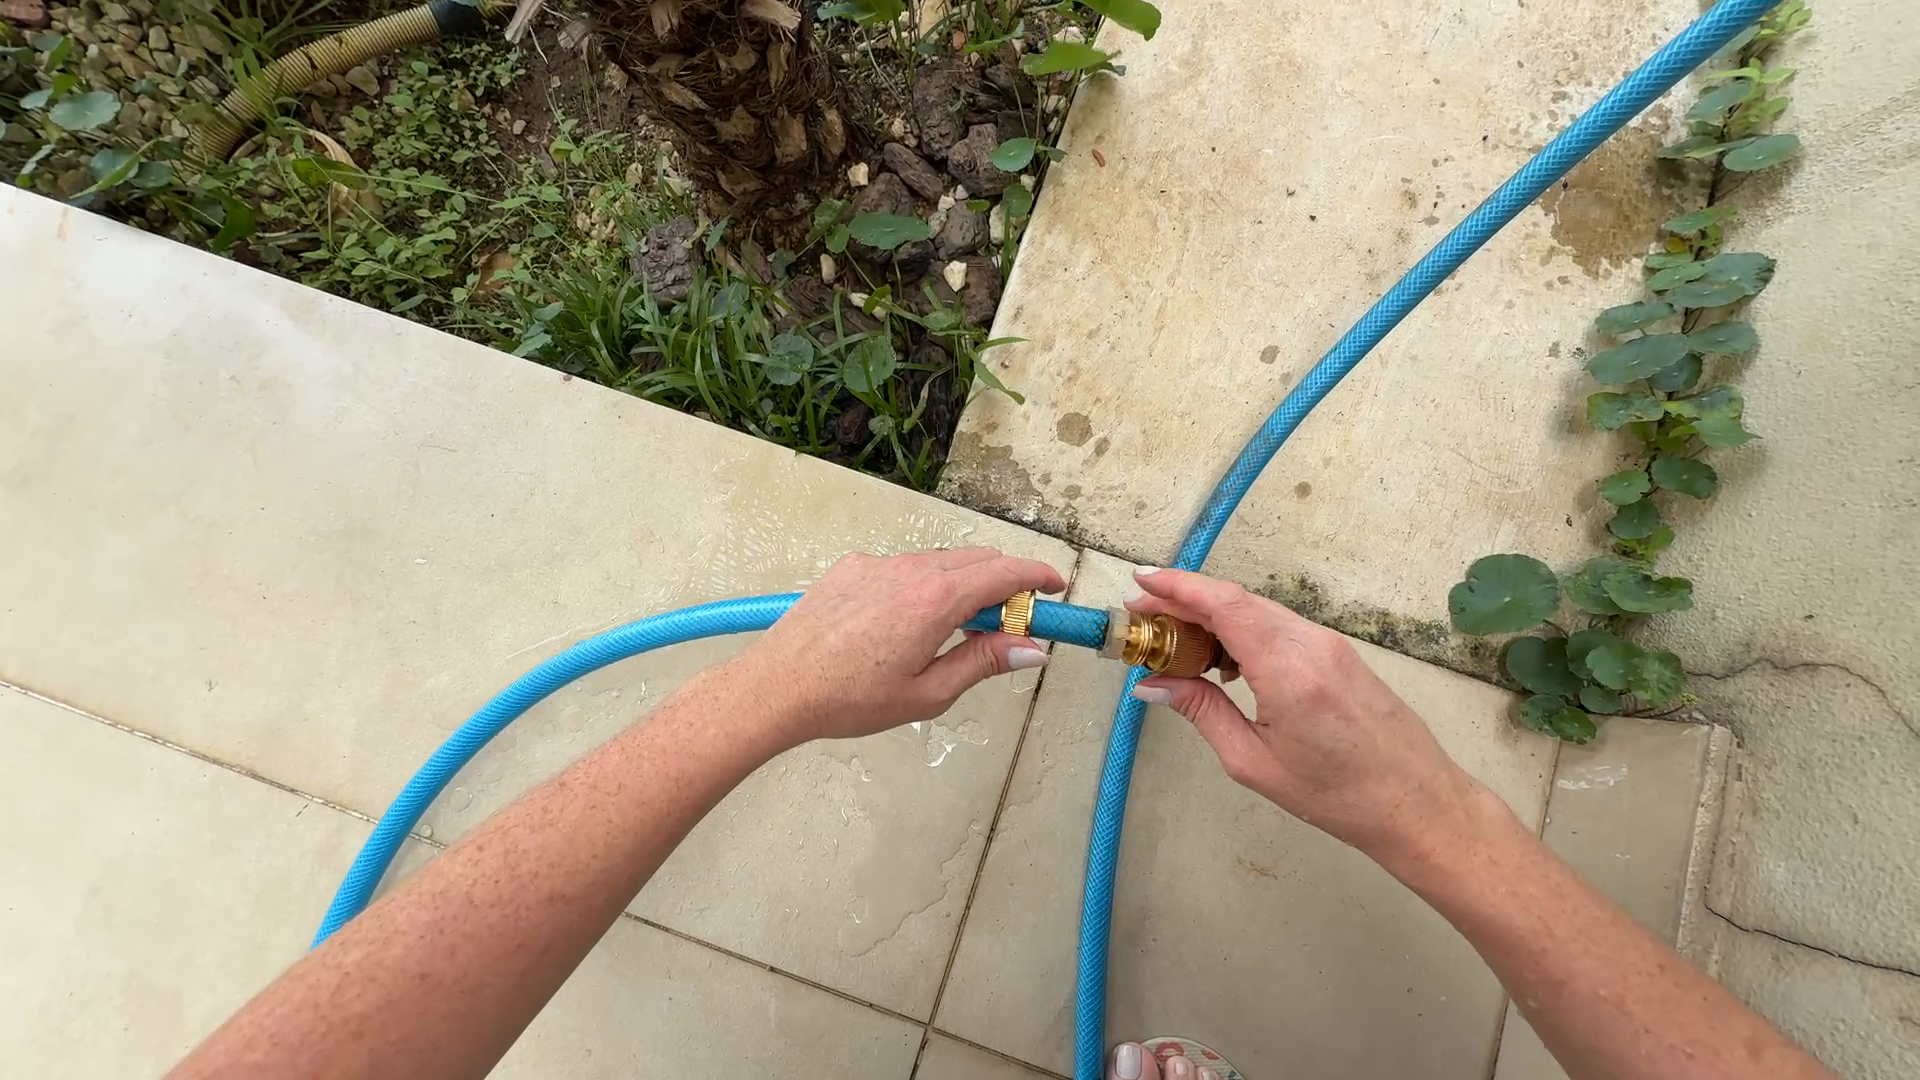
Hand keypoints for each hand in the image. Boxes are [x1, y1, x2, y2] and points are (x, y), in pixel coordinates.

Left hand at [729, 548, 1066, 746]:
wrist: (776, 685)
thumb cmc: (851, 699)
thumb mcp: (928, 693)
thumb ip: (984, 662)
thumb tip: (1032, 647)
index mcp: (935, 599)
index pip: (1005, 572)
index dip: (1038, 576)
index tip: (1056, 589)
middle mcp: (910, 568)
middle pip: (977, 559)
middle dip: (1005, 580)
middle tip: (1012, 619)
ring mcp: (877, 563)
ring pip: (940, 560)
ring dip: (965, 582)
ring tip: (958, 627)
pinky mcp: (852, 566)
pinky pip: (904, 566)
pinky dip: (925, 582)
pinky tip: (907, 621)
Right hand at [1126, 567, 1485, 859]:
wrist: (1420, 804)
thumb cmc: (1335, 795)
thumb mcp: (1252, 762)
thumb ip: (1200, 711)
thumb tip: (1150, 685)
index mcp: (1288, 671)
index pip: (1224, 605)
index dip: (1177, 586)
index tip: (1139, 580)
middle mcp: (1310, 643)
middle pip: (1235, 600)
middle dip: (1183, 599)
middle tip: (1142, 614)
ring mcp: (1328, 642)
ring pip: (1255, 609)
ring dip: (1210, 613)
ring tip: (1172, 637)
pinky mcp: (1336, 650)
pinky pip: (1276, 624)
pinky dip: (1238, 627)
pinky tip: (1219, 656)